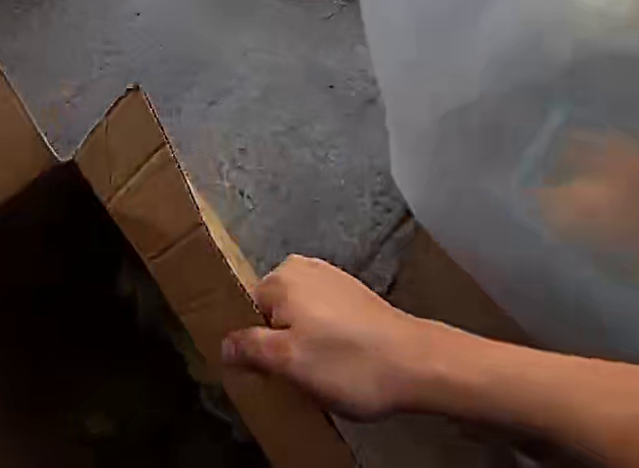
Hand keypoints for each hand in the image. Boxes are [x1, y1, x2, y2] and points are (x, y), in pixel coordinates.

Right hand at [221, 255, 457, 419]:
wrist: (415, 361)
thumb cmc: (348, 362)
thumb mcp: (290, 363)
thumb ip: (251, 348)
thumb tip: (223, 343)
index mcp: (280, 278)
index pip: (249, 311)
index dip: (259, 344)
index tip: (277, 370)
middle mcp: (299, 266)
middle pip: (273, 309)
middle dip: (282, 340)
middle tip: (302, 372)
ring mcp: (328, 275)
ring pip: (298, 312)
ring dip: (305, 338)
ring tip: (326, 367)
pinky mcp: (350, 289)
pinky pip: (321, 311)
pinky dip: (325, 332)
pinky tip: (342, 355)